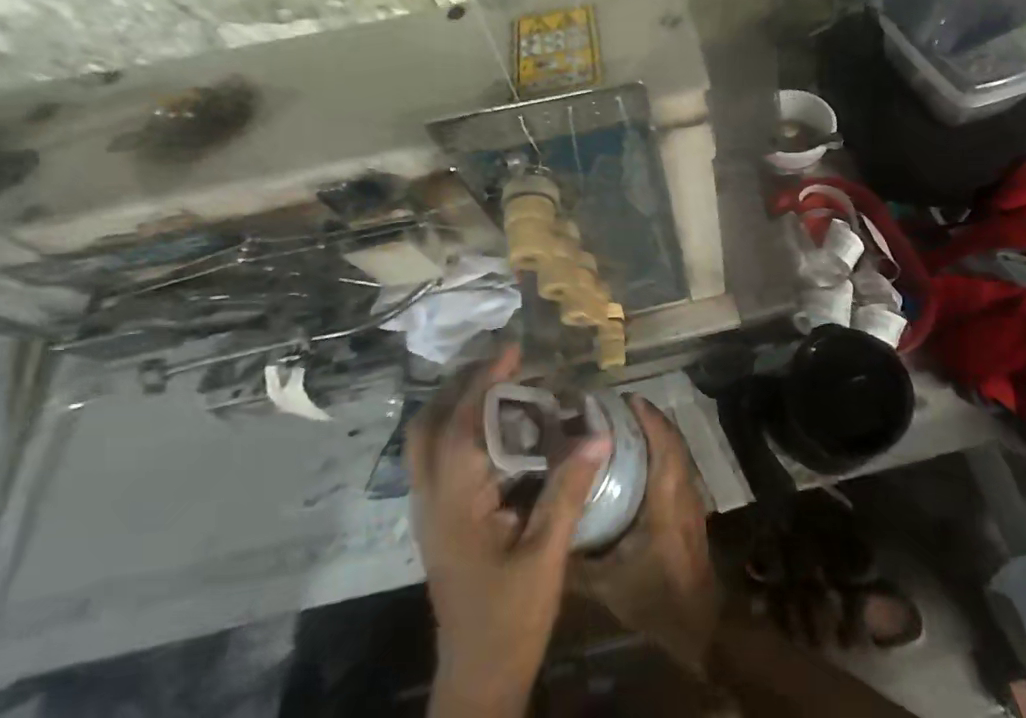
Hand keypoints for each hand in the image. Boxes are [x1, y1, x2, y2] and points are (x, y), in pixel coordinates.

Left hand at [408, 346, 611, 714]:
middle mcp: (431, 498)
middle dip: (461, 386)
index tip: (513, 350)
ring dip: (459, 407)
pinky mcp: (438, 522)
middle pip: (429, 425)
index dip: (486, 382)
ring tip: (502, 389)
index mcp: (454, 501)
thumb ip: (568, 490)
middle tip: (504, 367)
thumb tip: (597, 435)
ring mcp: (428, 512)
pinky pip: (439, 460)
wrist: (478, 674)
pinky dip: (462, 432)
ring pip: (428, 442)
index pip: (463, 424)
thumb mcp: (546, 553)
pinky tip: (498, 435)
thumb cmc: (511, 617)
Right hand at [575, 396, 722, 673]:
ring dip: (656, 434)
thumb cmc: (654, 599)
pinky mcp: (691, 511)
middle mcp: (683, 493)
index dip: (649, 419)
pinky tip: (637, 458)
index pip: (664, 446)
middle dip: (648, 419)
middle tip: (615, 408)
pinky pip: (677, 467)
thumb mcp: (606, 583)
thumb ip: (575, 559)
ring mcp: (691, 502)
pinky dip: (660, 452)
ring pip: (678, 454)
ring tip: (623, 425)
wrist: (698, 625)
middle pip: (673, 442)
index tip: (625, 399)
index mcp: (666, 501)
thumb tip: (542, 532)